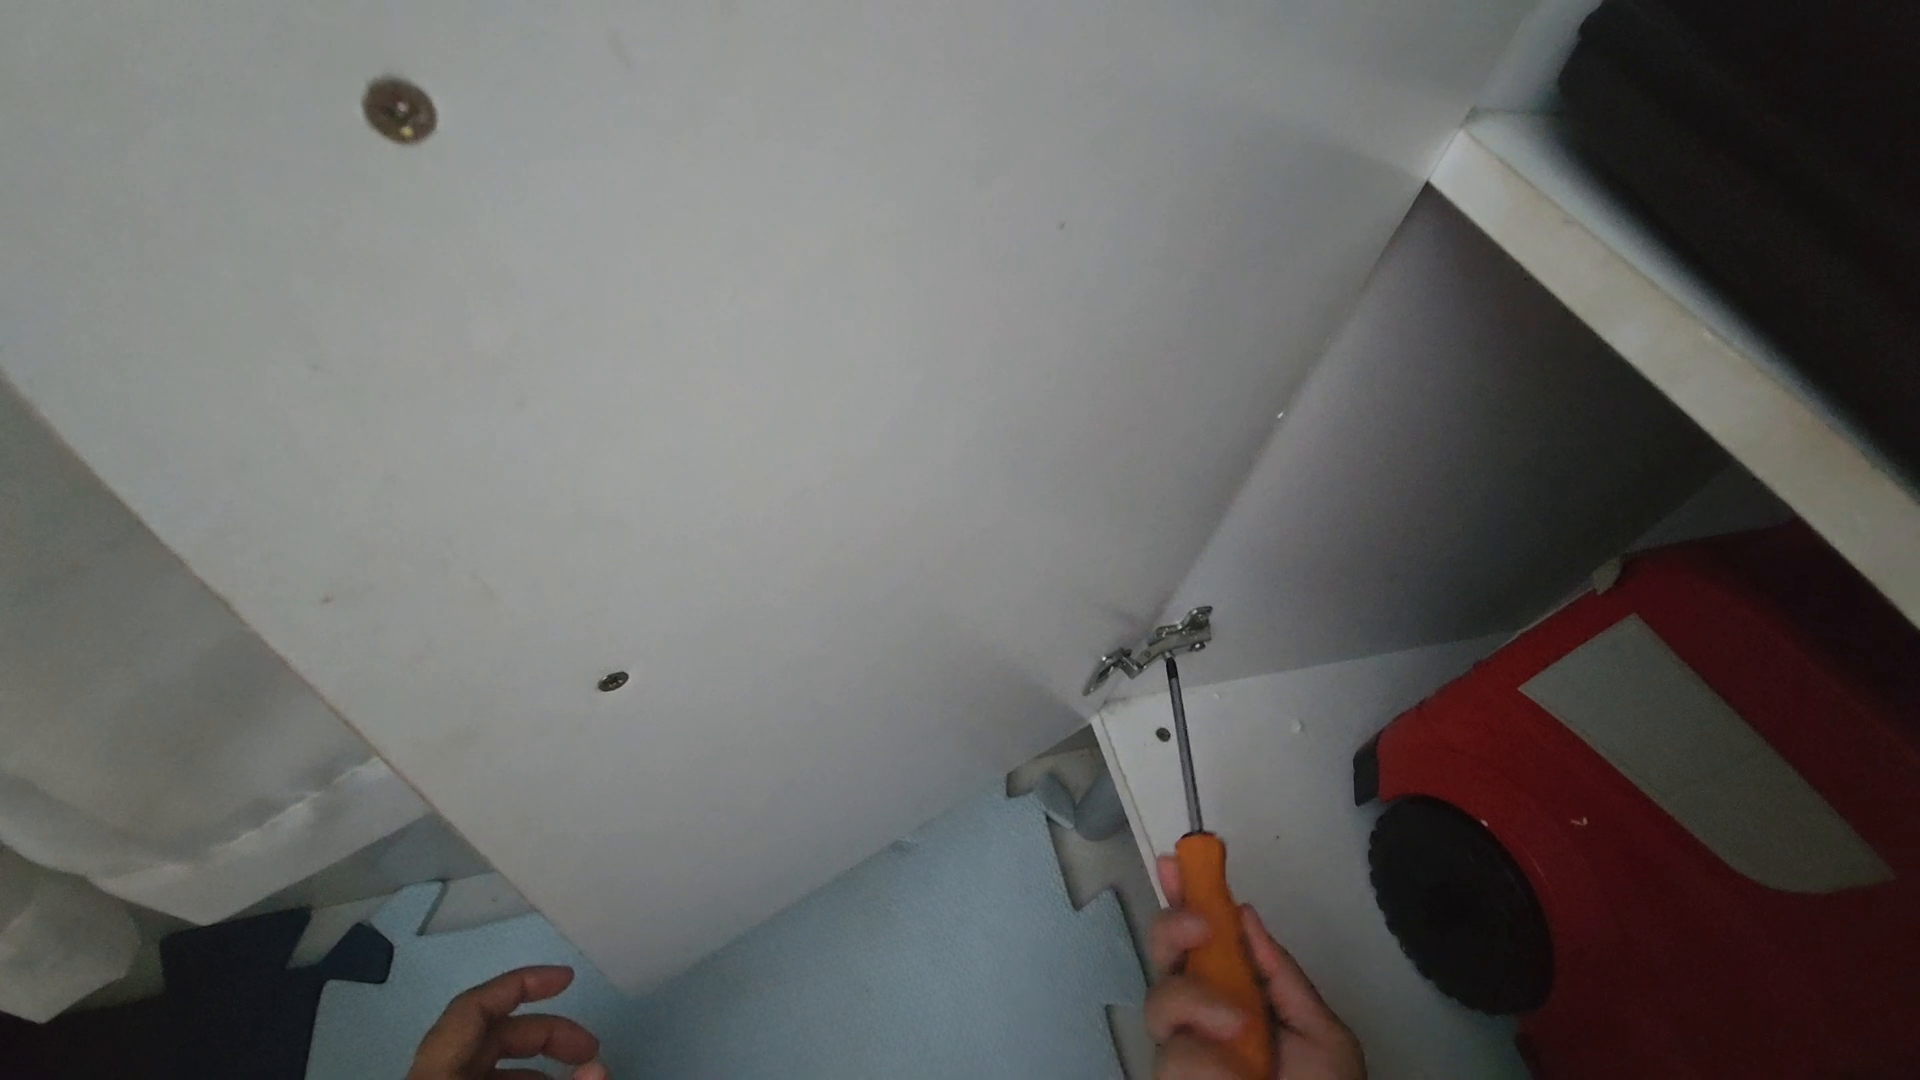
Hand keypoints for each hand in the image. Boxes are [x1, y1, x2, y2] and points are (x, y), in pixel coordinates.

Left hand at [406, 965, 607, 1079]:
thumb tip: (601, 1068)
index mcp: (437, 1069)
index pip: (475, 1005)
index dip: (524, 983)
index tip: (569, 979)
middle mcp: (432, 1074)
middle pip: (491, 1034)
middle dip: (547, 1034)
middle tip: (590, 1049)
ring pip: (487, 1064)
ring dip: (537, 1064)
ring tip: (576, 1077)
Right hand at [1147, 856, 1364, 1079]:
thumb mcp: (1323, 1036)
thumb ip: (1281, 975)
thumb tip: (1244, 913)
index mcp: (1234, 994)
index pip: (1199, 936)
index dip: (1182, 894)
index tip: (1175, 860)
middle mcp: (1200, 1017)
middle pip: (1161, 952)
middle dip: (1173, 927)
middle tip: (1202, 929)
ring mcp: (1182, 1052)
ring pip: (1160, 1001)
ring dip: (1198, 1004)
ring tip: (1238, 1030)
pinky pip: (1172, 1057)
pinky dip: (1207, 1063)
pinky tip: (1236, 1077)